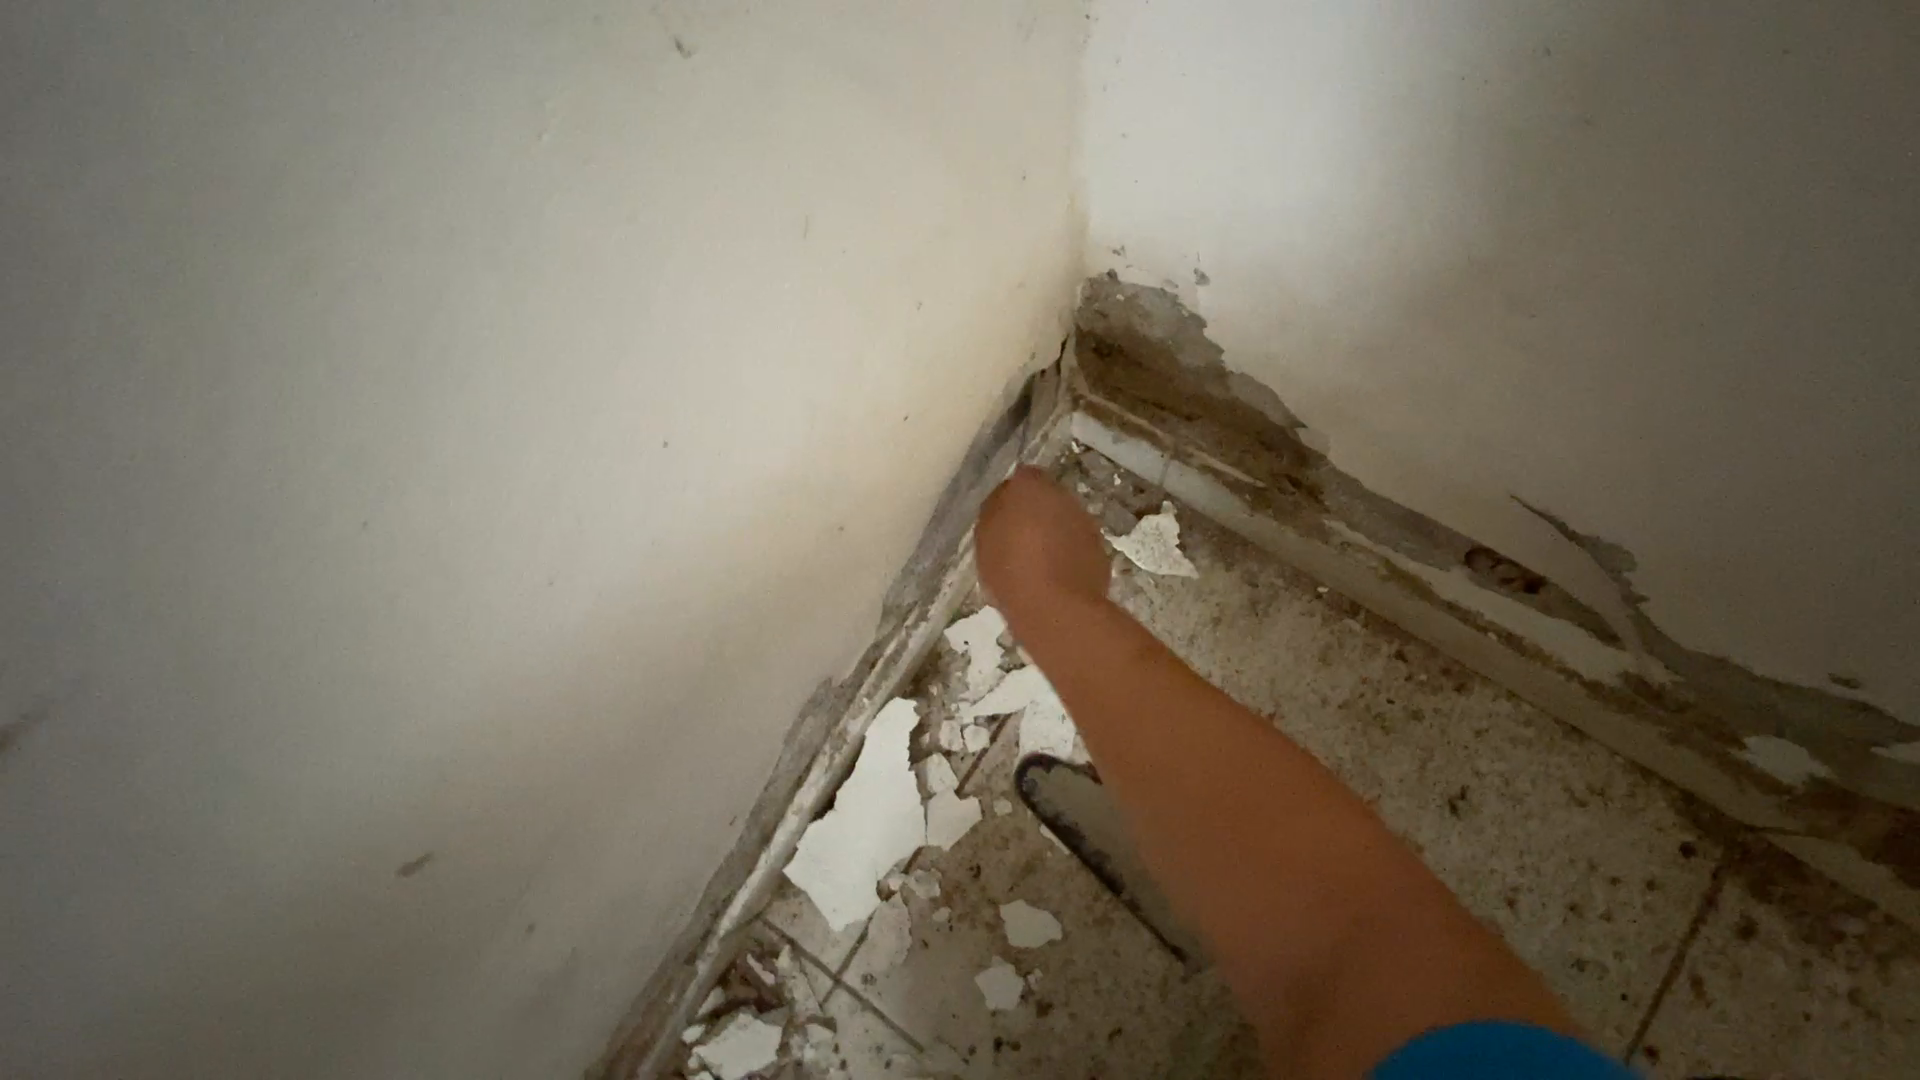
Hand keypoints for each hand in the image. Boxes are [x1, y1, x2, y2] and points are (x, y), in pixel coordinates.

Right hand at [974, 466, 1110, 626]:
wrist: (1055, 607)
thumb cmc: (1011, 570)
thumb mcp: (985, 538)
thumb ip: (995, 512)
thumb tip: (1004, 501)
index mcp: (1030, 487)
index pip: (1022, 477)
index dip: (1013, 497)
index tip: (1004, 517)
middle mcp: (1063, 497)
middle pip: (1047, 498)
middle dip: (1036, 513)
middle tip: (1018, 540)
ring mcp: (1086, 522)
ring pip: (1065, 521)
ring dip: (1054, 534)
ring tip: (1037, 562)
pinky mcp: (1100, 549)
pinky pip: (1078, 545)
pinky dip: (1069, 554)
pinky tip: (1056, 577)